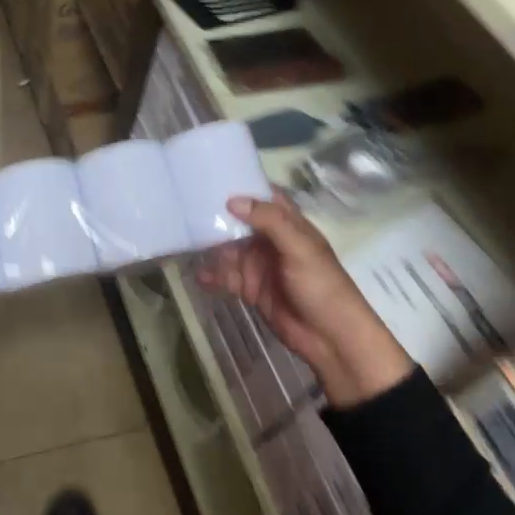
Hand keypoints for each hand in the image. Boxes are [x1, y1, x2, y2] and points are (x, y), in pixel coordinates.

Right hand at [196, 188, 413, 408]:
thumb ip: (269, 222)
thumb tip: (232, 200)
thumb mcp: (299, 248)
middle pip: (239, 223)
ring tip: (185, 242)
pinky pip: (226, 277)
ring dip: (210, 248)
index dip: (241, 186)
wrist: (329, 337)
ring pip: (228, 250)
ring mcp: (260, 265)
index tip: (211, 177)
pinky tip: (198, 275)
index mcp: (289, 225)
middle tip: (185, 209)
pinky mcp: (250, 288)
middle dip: (216, 217)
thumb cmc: (321, 286)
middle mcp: (271, 241)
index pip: (263, 197)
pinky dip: (212, 276)